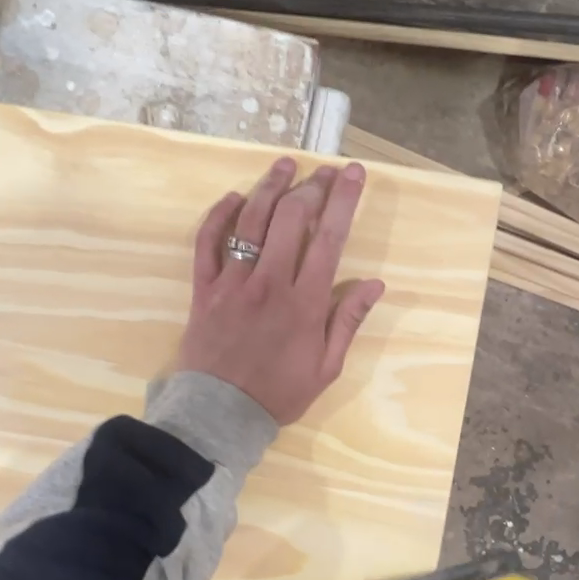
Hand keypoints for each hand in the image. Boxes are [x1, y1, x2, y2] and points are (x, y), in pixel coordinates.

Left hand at [178, 157, 386, 424]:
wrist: (220, 414)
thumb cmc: (279, 394)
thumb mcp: (326, 368)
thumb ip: (348, 322)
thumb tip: (375, 283)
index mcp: (305, 302)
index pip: (329, 238)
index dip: (343, 200)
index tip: (352, 173)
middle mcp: (270, 282)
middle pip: (291, 218)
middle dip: (312, 187)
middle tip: (323, 172)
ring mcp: (233, 282)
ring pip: (251, 220)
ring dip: (270, 187)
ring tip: (284, 165)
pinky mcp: (203, 288)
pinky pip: (208, 242)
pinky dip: (220, 215)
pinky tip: (234, 197)